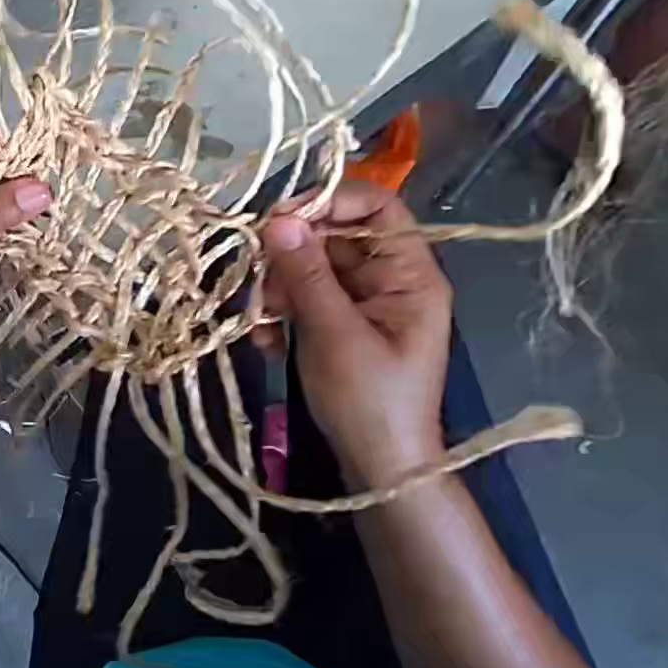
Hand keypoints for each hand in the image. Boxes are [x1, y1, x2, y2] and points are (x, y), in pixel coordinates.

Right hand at [257, 182, 452, 487]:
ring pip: (309, 266)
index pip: (377, 207)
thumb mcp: (335, 334)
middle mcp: (386, 278)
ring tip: (263, 323)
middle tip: (259, 282)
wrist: (378, 467)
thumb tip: (278, 220)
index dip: (331, 201)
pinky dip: (281, 312)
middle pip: (333, 236)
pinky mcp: (336, 320)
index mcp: (408, 274)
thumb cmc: (369, 401)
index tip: (280, 218)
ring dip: (278, 289)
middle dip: (290, 257)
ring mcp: (360, 300)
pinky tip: (268, 341)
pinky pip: (302, 295)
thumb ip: (307, 274)